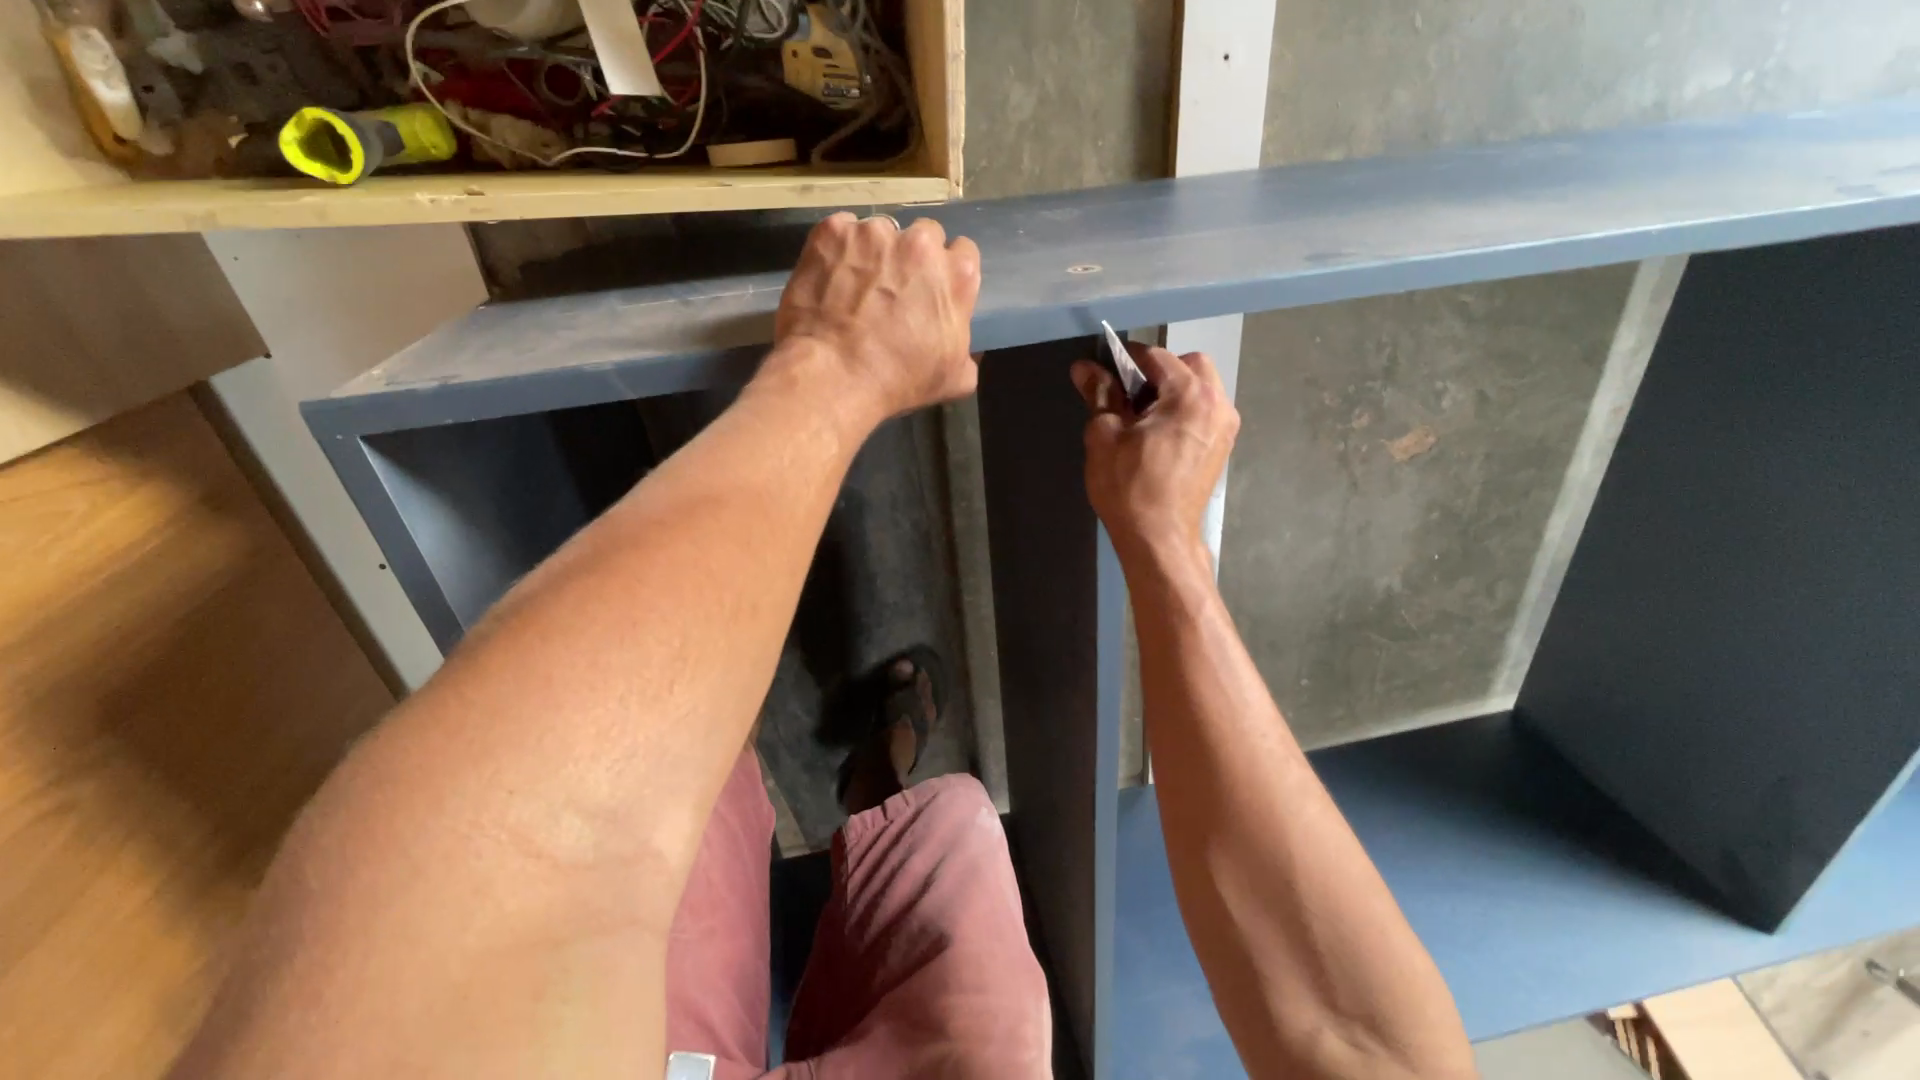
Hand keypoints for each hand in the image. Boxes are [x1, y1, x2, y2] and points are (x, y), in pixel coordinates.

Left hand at [773, 212, 981, 419]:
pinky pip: (839, 232)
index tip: (930, 290)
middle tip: (892, 288)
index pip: (963, 252)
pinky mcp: (833, 231)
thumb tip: (963, 351)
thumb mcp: (955, 378)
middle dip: (911, 257)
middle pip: (923, 235)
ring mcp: (874, 233)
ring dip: (873, 252)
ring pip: (879, 232)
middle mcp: (920, 242)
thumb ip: (967, 351)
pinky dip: (836, 251)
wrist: (834, 375)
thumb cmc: (899, 380)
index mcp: (957, 274)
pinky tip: (829, 279)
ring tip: (854, 285)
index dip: (945, 271)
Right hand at [1071, 343, 1239, 561]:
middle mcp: (1218, 404)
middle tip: (1128, 396)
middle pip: (1190, 366)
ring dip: (1173, 391)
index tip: (1105, 372)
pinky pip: (1205, 412)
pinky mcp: (1223, 447)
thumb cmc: (1129, 487)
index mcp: (1190, 395)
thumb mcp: (1105, 437)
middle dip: (1158, 372)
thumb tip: (1084, 368)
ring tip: (1143, 418)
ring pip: (1202, 388)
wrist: (1159, 539)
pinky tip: (1159, 435)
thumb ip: (1100, 395)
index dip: (1127, 360)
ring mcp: (1225, 427)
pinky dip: (1184, 411)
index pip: (1157, 357)